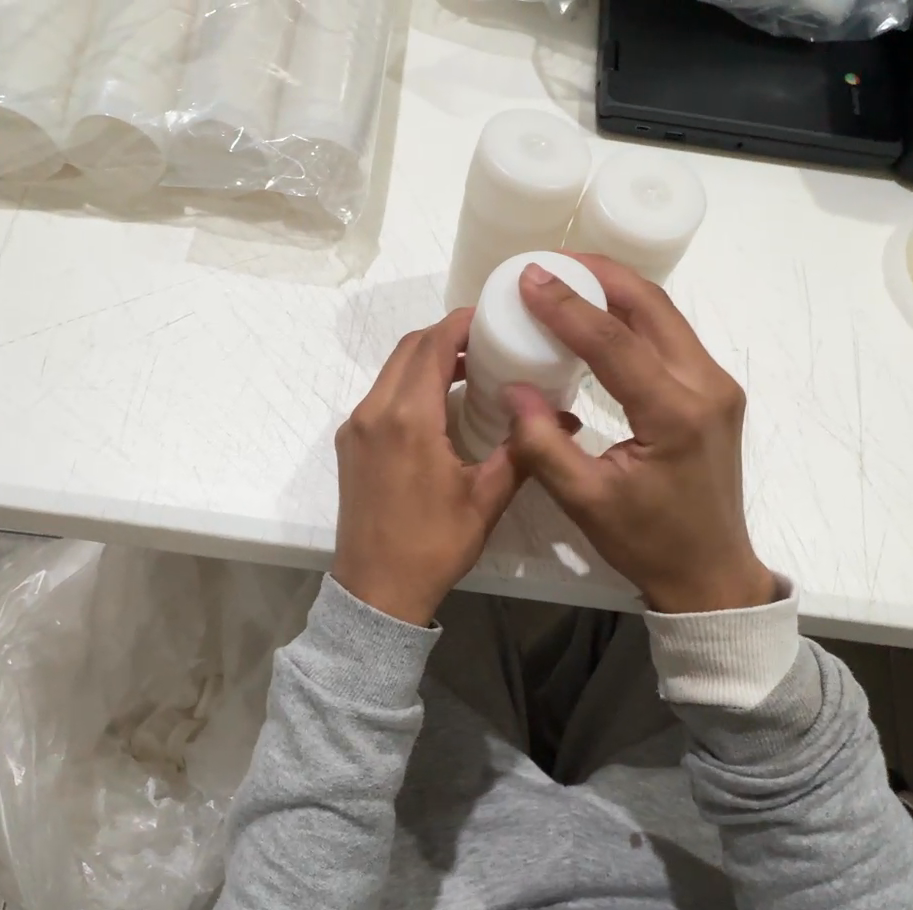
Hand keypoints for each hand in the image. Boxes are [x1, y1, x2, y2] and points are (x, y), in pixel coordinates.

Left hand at [332, 309, 522, 625]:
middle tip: (489, 344)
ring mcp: (355, 428)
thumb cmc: (433, 546)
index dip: (464, 322)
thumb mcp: (486, 499)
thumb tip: (563, 419)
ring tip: (471, 372)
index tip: (494, 317)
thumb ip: (522, 451)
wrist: (376, 590)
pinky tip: (440, 405)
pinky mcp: (349, 445)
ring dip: (427, 361)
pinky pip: (380, 396)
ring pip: (391, 370)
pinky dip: (409, 385)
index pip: (434, 345)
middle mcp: (373, 412)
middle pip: (409, 349)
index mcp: (408, 419)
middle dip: (448, 337)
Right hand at [506, 256, 776, 613]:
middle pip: (652, 307)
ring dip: (618, 292)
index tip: (529, 277)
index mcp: (675, 414)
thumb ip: (543, 444)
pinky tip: (600, 320)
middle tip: (550, 262)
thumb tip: (512, 388)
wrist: (710, 574)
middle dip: (600, 275)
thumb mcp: (585, 502)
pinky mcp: (713, 395)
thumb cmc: (647, 544)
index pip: (615, 342)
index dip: (567, 306)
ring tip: (569, 280)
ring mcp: (717, 387)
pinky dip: (633, 319)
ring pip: (666, 317)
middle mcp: (707, 386)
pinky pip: (671, 339)